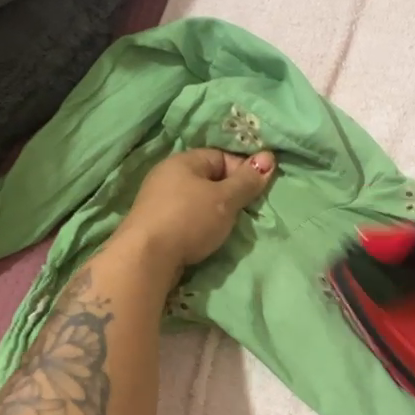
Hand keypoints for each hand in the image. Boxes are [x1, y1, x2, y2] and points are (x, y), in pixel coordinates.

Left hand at [118, 148, 275, 274]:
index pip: (221, 156)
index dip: (242, 171)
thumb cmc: (189, 220)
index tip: (256, 192)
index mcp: (183, 161)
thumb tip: (268, 157)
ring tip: (228, 228)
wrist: (146, 258)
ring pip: (197, 200)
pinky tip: (207, 238)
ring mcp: (159, 201)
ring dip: (215, 213)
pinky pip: (186, 218)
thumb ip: (247, 181)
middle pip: (209, 179)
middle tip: (245, 212)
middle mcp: (168, 175)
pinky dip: (199, 226)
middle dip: (230, 194)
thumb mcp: (225, 199)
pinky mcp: (155, 224)